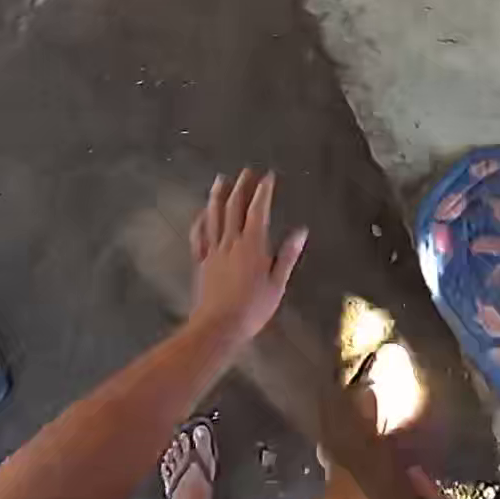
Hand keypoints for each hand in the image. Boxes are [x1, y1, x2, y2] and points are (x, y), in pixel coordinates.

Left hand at [187, 170, 307, 344]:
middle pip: (234, 207)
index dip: (263, 191)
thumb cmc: (252, 308)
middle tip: (246, 171)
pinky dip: (200, 220)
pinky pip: (199, 235)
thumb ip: (287, 255)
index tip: (267, 176)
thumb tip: (300, 231)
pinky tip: (201, 213)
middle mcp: (231, 241)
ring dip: (217, 195)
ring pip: (214, 216)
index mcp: (252, 244)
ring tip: (220, 180)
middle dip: (241, 186)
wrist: (218, 326)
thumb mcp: (277, 283)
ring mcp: (213, 250)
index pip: (258, 210)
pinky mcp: (200, 261)